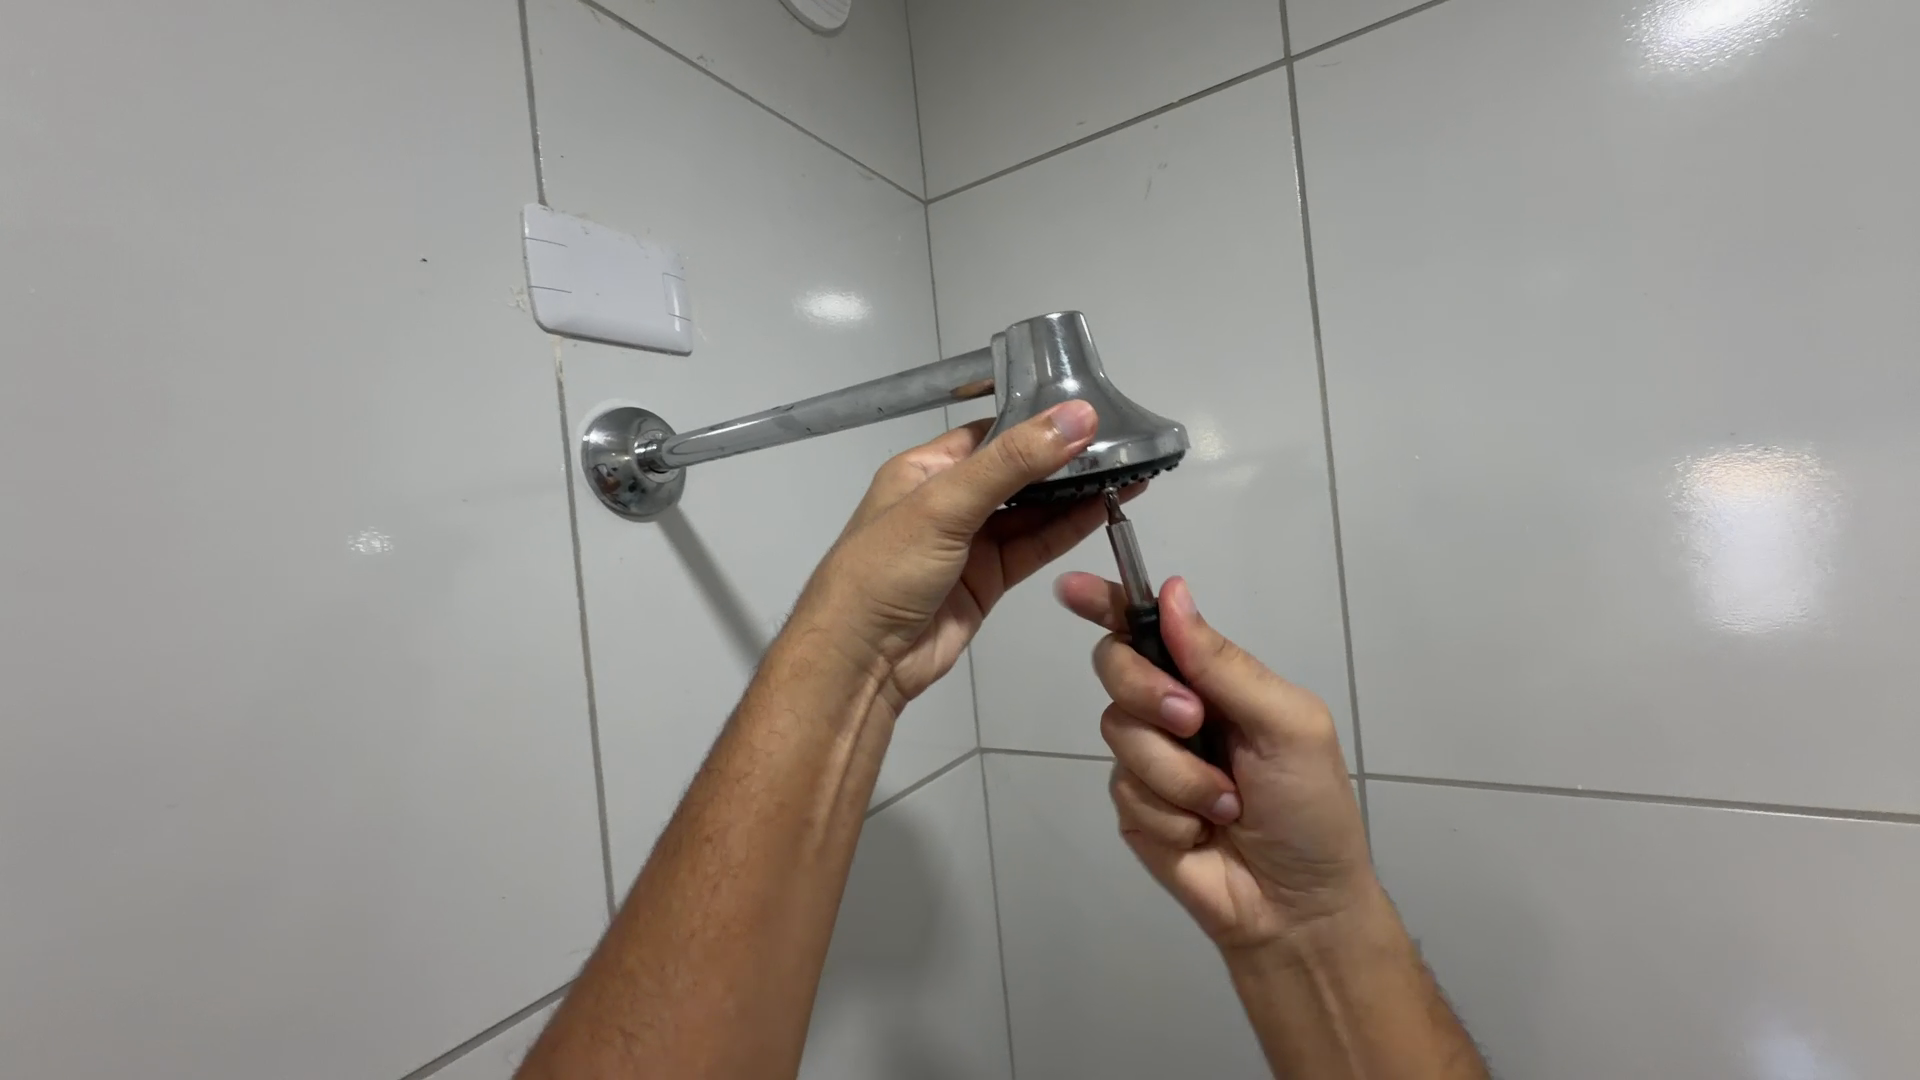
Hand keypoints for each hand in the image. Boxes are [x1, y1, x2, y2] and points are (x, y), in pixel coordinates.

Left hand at [788, 400, 1110, 709]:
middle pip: (1016, 473)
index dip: (1035, 422)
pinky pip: (1033, 547)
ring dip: (1073, 495)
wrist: (863, 659)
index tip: (1088, 412)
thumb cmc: (885, 569)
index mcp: (924, 470)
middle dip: (1063, 460)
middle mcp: (948, 501)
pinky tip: (1103, 510)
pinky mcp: (988, 580)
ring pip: (1030, 512)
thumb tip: (1075, 418)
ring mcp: (970, 543)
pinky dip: (1067, 530)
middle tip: (1121, 443)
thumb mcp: (945, 505)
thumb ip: (1012, 463)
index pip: (989, 435)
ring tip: (1127, 471)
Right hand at [1054, 574, 1375, 951]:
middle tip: (1192, 720)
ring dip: (1178, 772)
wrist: (1297, 906)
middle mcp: (1168, 706)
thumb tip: (1172, 591)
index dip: (1105, 601)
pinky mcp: (1132, 803)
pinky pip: (1126, 789)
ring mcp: (1146, 755)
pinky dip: (1171, 813)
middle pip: (1114, 666)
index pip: (1146, 624)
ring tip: (1224, 805)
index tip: (1070, 589)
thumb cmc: (1309, 805)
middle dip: (1146, 690)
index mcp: (1207, 676)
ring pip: (1120, 732)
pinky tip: (1200, 833)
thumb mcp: (1287, 724)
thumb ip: (1224, 662)